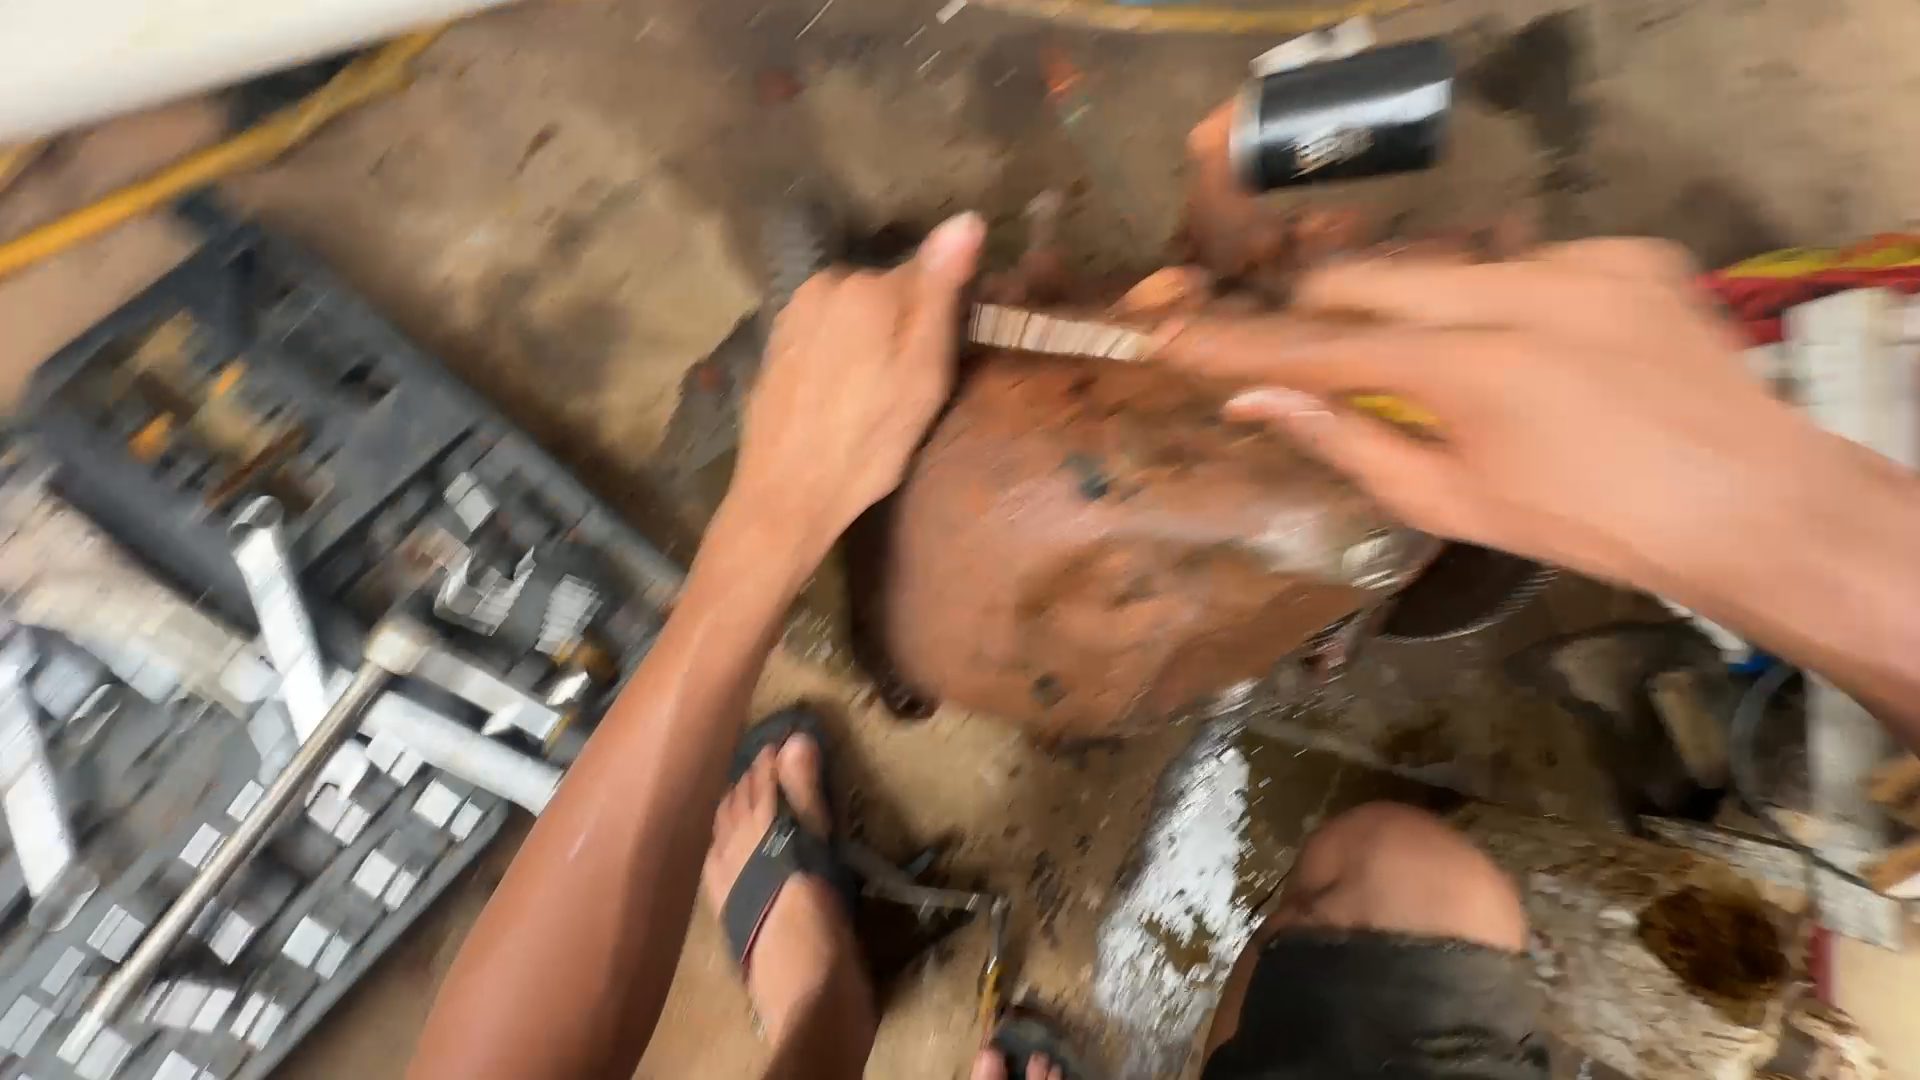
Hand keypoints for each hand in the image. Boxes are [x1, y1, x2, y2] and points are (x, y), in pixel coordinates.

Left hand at [725, 212, 984, 562]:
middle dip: (902, 328)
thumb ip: (941, 294)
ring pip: (854, 314)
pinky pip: (825, 334)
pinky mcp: (775, 342)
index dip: (940, 320)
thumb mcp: (923, 374)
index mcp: (867, 286)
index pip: (927, 277)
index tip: (937, 364)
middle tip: (906, 389)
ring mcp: (793, 312)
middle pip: (887, 293)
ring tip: (871, 398)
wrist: (788, 492)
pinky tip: (839, 397)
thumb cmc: (869, 442)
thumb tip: (966, 219)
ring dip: (869, 342)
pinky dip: (840, 355)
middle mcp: (824, 284)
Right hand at [1151, 239, 1855, 599]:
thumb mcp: (1439, 499)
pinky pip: (1508, 265)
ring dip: (1398, 310)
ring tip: (1423, 370)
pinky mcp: (1625, 253)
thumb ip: (1338, 437)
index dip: (1237, 346)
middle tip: (1295, 357)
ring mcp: (1579, 261)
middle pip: (1363, 277)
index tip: (1175, 336)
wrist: (1749, 504)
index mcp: (1466, 365)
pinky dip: (1480, 305)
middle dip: (1313, 314)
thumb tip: (1254, 402)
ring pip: (1432, 265)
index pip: (1315, 346)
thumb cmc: (1575, 523)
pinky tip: (1515, 352)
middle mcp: (1519, 289)